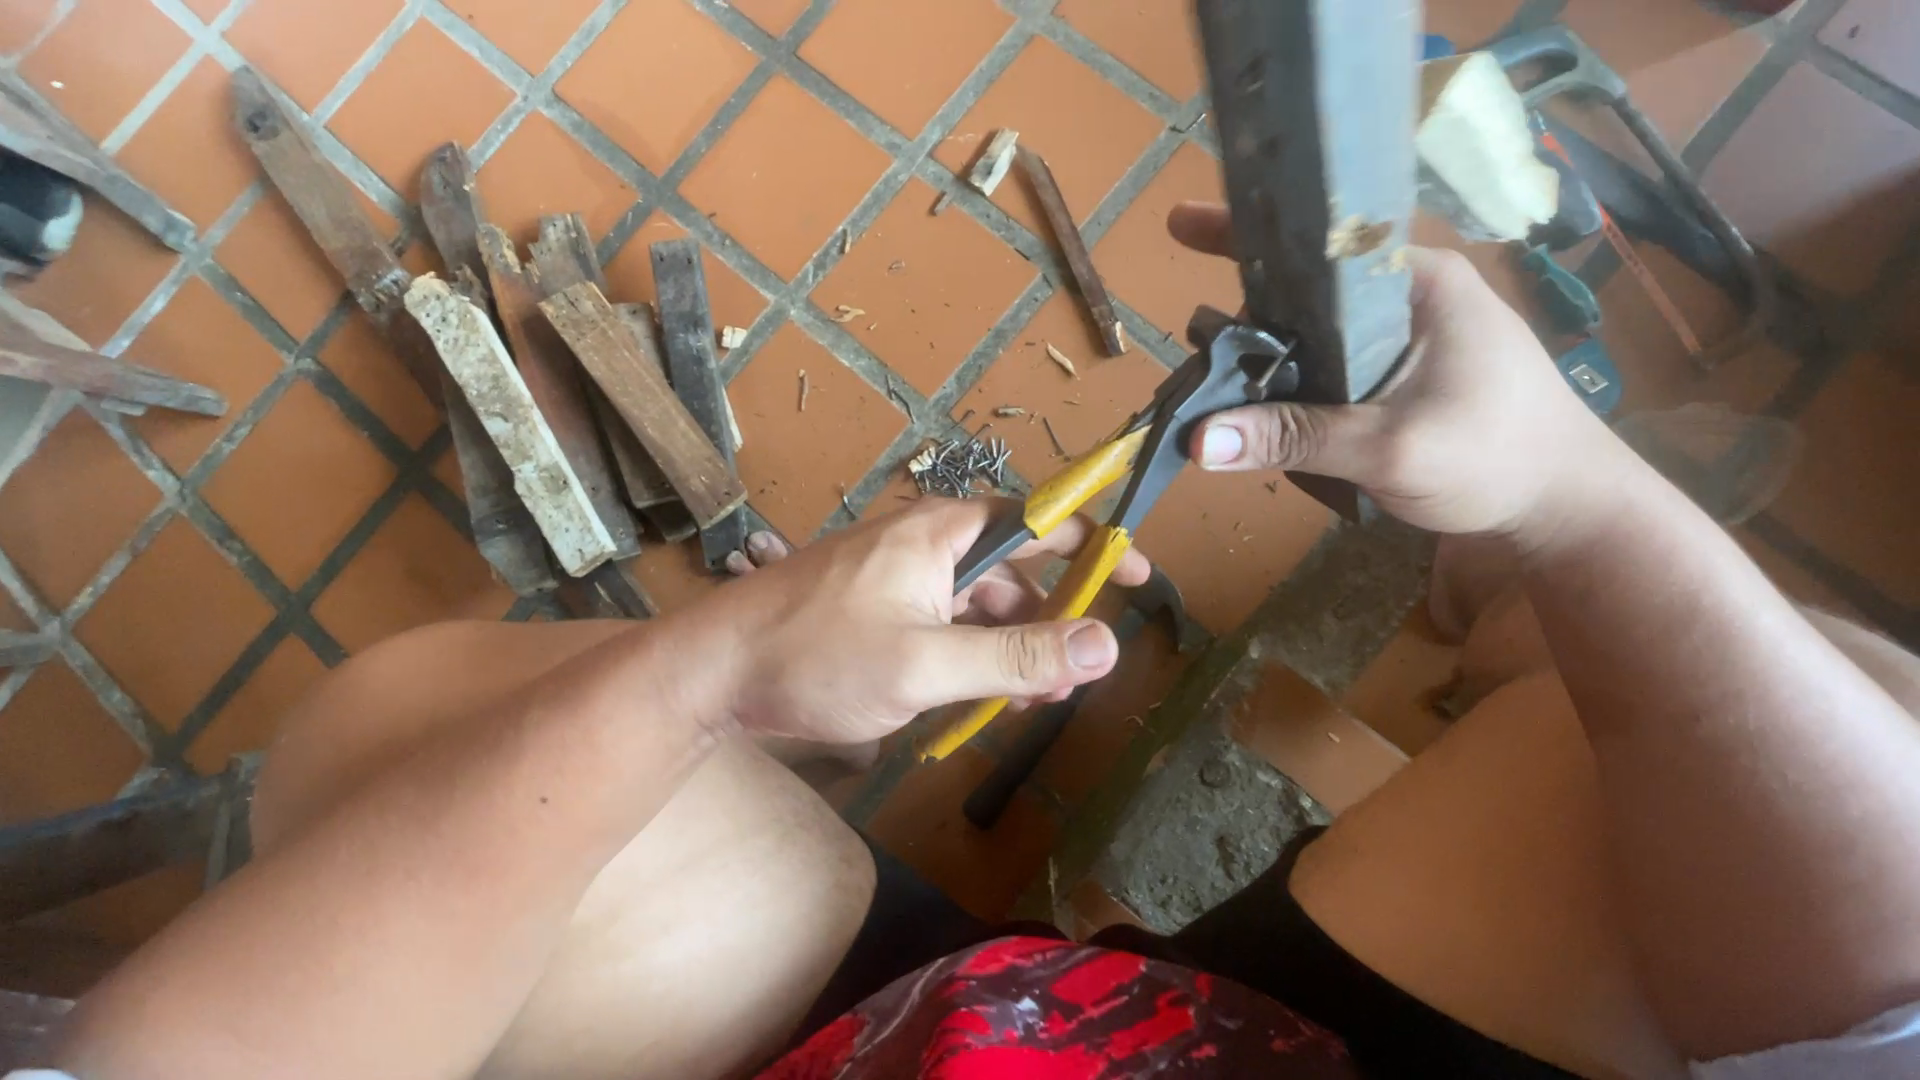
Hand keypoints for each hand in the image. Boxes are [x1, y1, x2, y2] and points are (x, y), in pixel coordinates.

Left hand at [695, 499, 1151, 744]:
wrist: (714, 671)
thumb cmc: (816, 656)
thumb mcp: (925, 664)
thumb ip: (1016, 656)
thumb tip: (1106, 644)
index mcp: (944, 531)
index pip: (1042, 520)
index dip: (1097, 545)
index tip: (1140, 577)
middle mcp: (928, 542)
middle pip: (1015, 570)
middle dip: (1051, 620)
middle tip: (1074, 675)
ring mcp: (902, 576)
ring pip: (981, 605)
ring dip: (1011, 648)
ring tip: (1029, 700)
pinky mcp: (882, 607)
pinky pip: (946, 624)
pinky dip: (972, 656)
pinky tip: (980, 697)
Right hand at [1167, 203, 1632, 542]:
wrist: (1564, 508)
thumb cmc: (1497, 460)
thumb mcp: (1390, 449)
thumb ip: (1296, 439)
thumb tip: (1197, 440)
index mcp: (1415, 282)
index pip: (1318, 242)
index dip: (1248, 235)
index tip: (1180, 225)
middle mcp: (1402, 296)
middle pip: (1300, 290)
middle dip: (1241, 315)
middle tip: (1190, 351)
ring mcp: (1397, 337)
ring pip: (1305, 334)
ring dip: (1258, 358)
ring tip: (1207, 388)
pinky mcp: (1390, 376)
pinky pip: (1320, 368)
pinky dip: (1283, 384)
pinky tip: (1254, 409)